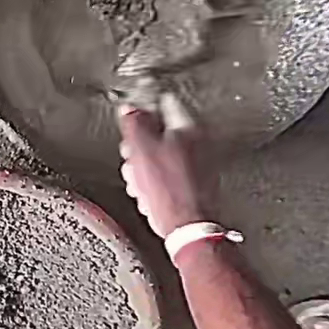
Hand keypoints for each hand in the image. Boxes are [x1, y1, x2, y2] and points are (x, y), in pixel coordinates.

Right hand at [118, 104, 218, 239]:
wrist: (186, 227)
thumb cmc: (169, 191)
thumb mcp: (142, 148)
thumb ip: (134, 123)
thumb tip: (130, 107)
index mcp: (189, 127)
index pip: (163, 101)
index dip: (142, 106)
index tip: (130, 111)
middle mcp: (198, 142)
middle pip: (158, 130)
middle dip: (138, 144)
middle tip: (131, 155)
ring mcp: (198, 163)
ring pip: (158, 153)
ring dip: (142, 165)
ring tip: (139, 179)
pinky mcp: (193, 182)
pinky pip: (165, 172)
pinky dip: (153, 180)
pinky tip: (148, 190)